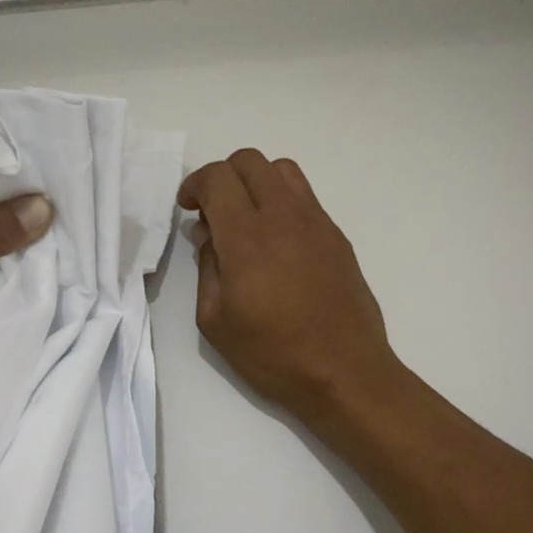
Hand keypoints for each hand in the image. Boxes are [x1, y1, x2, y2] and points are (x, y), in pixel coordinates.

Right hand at [180, 149, 399, 417]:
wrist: (344, 371)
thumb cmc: (272, 355)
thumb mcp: (216, 321)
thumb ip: (207, 269)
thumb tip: (209, 236)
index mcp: (247, 238)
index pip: (218, 178)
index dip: (195, 184)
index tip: (188, 208)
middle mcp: (283, 217)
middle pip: (249, 161)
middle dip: (222, 176)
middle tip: (212, 211)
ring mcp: (316, 223)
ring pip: (282, 170)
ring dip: (256, 182)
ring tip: (246, 218)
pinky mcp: (336, 236)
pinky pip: (305, 196)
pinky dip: (282, 201)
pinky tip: (276, 240)